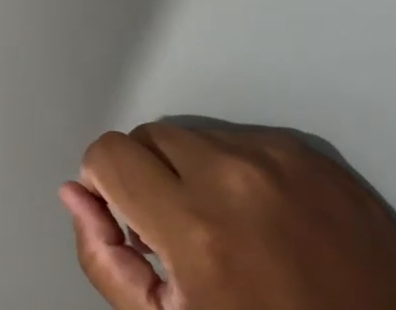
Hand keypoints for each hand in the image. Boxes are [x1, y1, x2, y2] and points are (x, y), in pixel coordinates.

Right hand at [63, 122, 395, 309]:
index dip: (105, 188)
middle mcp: (239, 176)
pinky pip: (248, 139)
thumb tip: (76, 197)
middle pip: (150, 136)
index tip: (126, 220)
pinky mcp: (318, 155)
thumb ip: (107, 261)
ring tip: (228, 230)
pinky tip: (266, 220)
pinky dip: (240, 171)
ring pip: (198, 135)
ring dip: (194, 171)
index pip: (109, 155)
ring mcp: (285, 159)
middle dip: (149, 178)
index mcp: (198, 227)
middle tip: (177, 234)